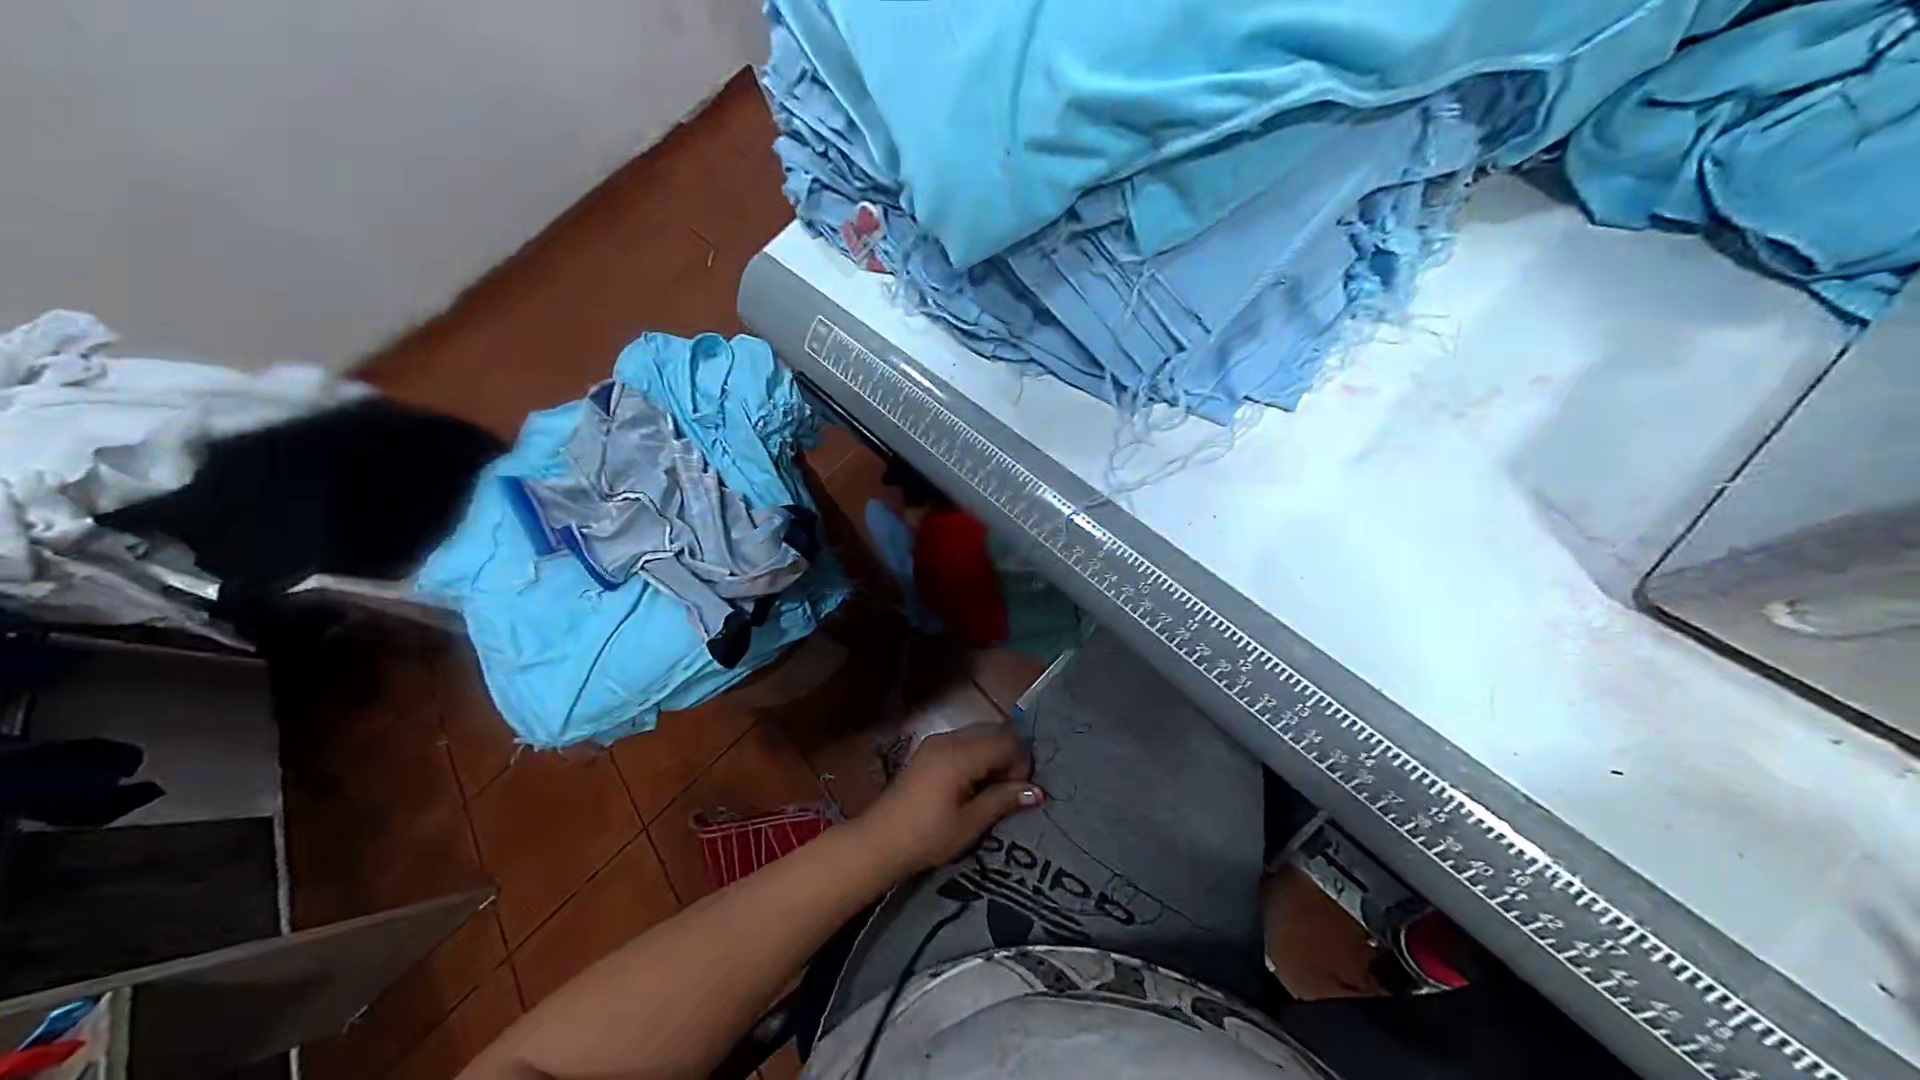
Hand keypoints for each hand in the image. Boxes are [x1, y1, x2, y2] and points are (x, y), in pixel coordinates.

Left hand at [856, 723, 1043, 876]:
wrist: (879, 841)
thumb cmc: (927, 836)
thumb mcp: (970, 823)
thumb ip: (1003, 800)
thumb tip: (1036, 792)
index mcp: (960, 754)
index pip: (1007, 742)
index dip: (1021, 765)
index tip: (1017, 794)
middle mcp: (948, 739)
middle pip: (994, 732)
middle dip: (1008, 757)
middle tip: (1008, 792)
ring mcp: (935, 742)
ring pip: (978, 735)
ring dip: (992, 756)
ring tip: (990, 792)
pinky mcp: (927, 751)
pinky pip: (963, 742)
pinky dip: (976, 756)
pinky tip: (971, 786)